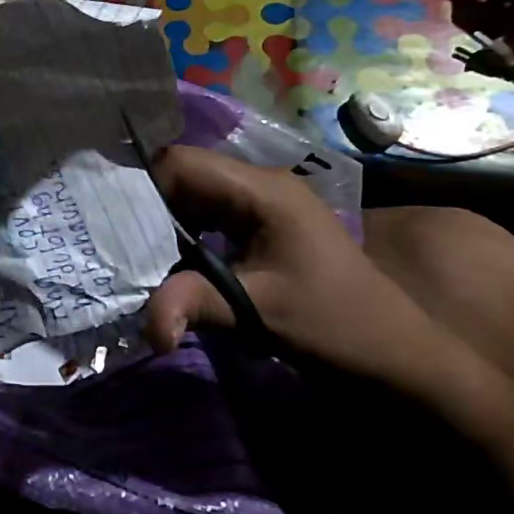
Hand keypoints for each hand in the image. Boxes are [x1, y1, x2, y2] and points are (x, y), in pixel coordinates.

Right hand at [142, 147, 453, 395]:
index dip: (146, 189)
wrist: (395, 350)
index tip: (119, 229)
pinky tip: (172, 266)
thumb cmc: (334, 323)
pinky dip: (186, 238)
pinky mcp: (264, 226)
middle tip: (119, 246)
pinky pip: (211, 217)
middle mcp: (260, 184)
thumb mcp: (260, 311)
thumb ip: (195, 304)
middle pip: (186, 176)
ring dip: (167, 225)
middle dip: (151, 209)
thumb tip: (145, 325)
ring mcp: (264, 204)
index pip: (183, 163)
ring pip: (195, 197)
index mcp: (262, 189)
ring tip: (138, 259)